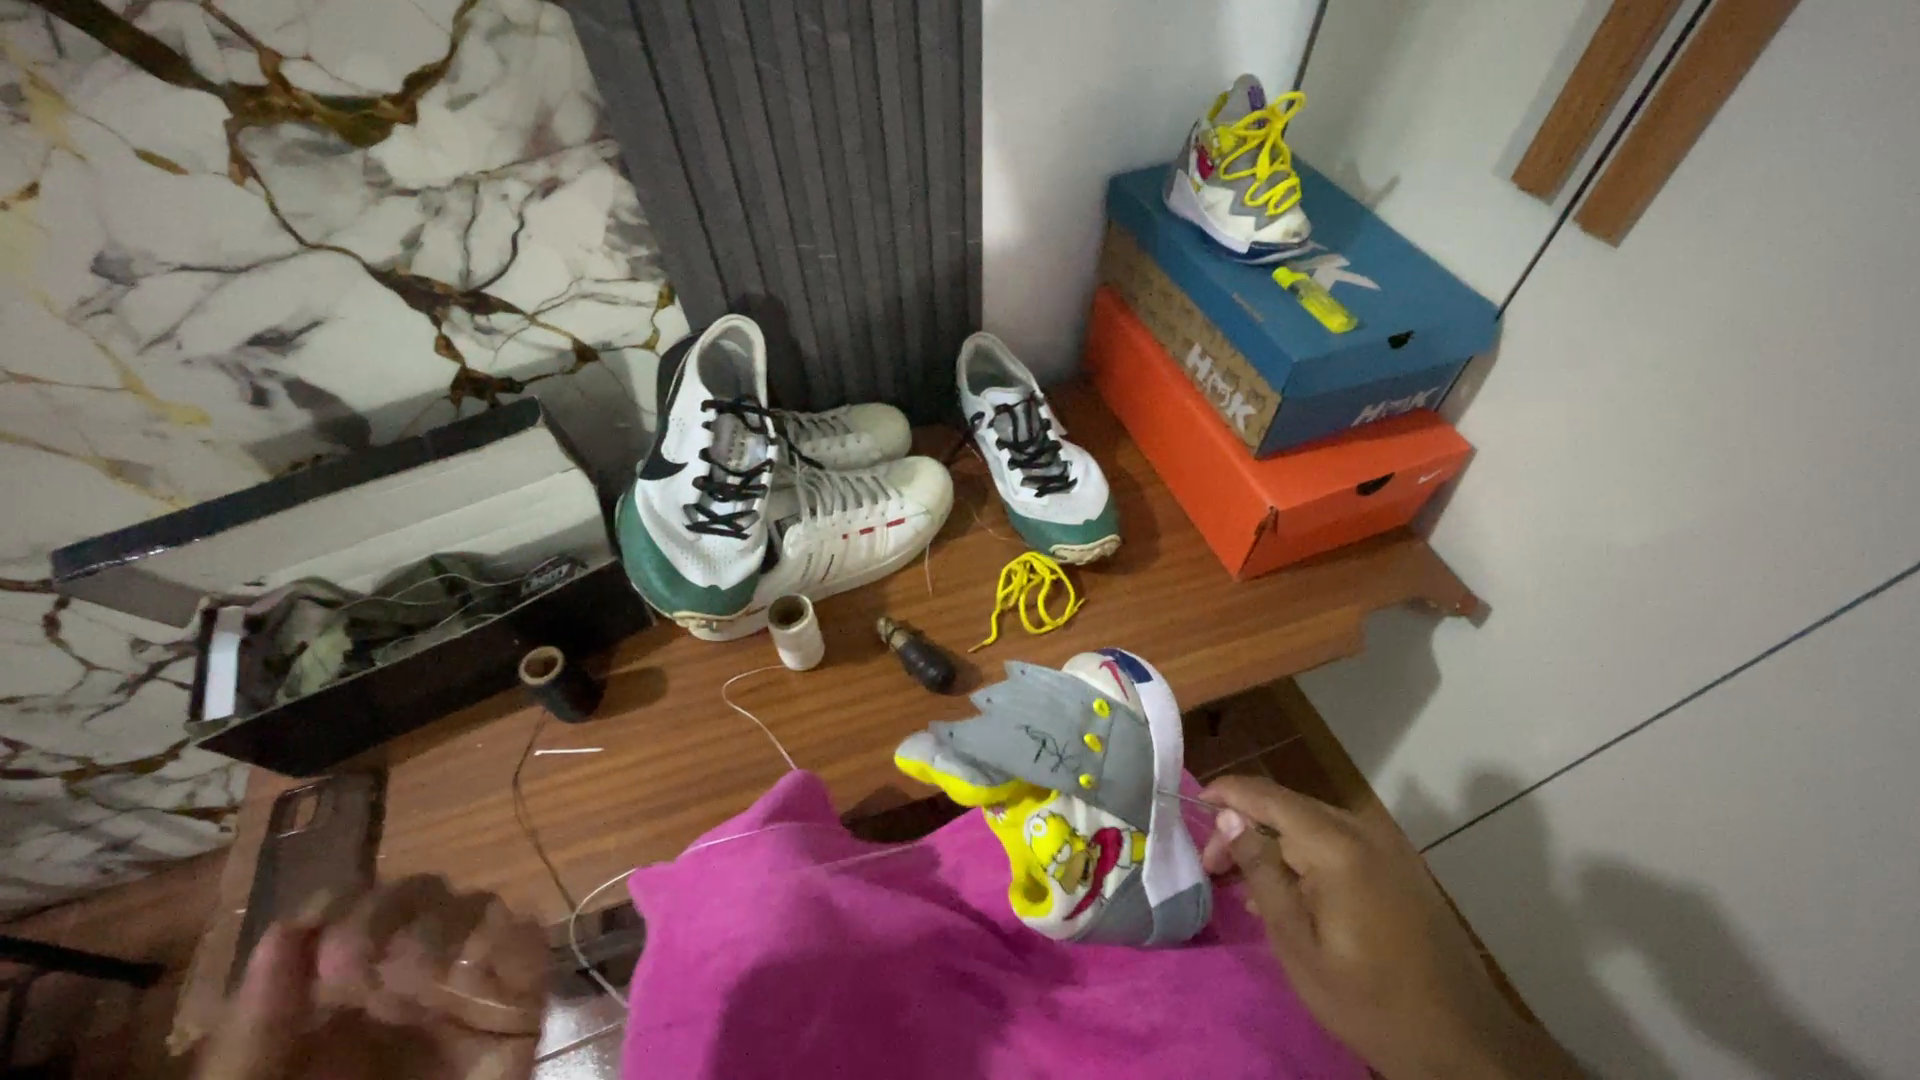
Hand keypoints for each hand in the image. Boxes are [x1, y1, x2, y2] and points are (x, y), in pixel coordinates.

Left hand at [196, 876, 548, 1079]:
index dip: (343, 905)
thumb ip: (257, 1025)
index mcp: (340, 983)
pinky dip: (514, 943)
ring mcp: (468, 984)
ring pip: (480, 907)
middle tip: (357, 964)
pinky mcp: (520, 1004)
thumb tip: (280, 929)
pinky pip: (531, 947)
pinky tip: (474, 977)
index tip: (320, 946)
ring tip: (416, 977)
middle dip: (392, 913)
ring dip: (448, 926)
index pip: (354, 903)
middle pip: (422, 893)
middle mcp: (408, 970)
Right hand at [1201, 776, 1584, 1079]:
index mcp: (1337, 846)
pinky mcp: (1399, 868)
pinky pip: (1339, 845)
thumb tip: (1229, 818)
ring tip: (1240, 884)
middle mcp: (1364, 832)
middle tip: (1213, 867)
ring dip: (1273, 844)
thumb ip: (1261, 873)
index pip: (1267, 796)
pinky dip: (1304, 858)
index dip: (1226, 794)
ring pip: (1312, 826)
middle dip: (1244, 827)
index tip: (1192, 809)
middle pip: (1288, 808)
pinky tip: (1285, 894)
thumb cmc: (1366, 999)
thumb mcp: (1296, 943)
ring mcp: (1387, 848)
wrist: (1463, 1043)